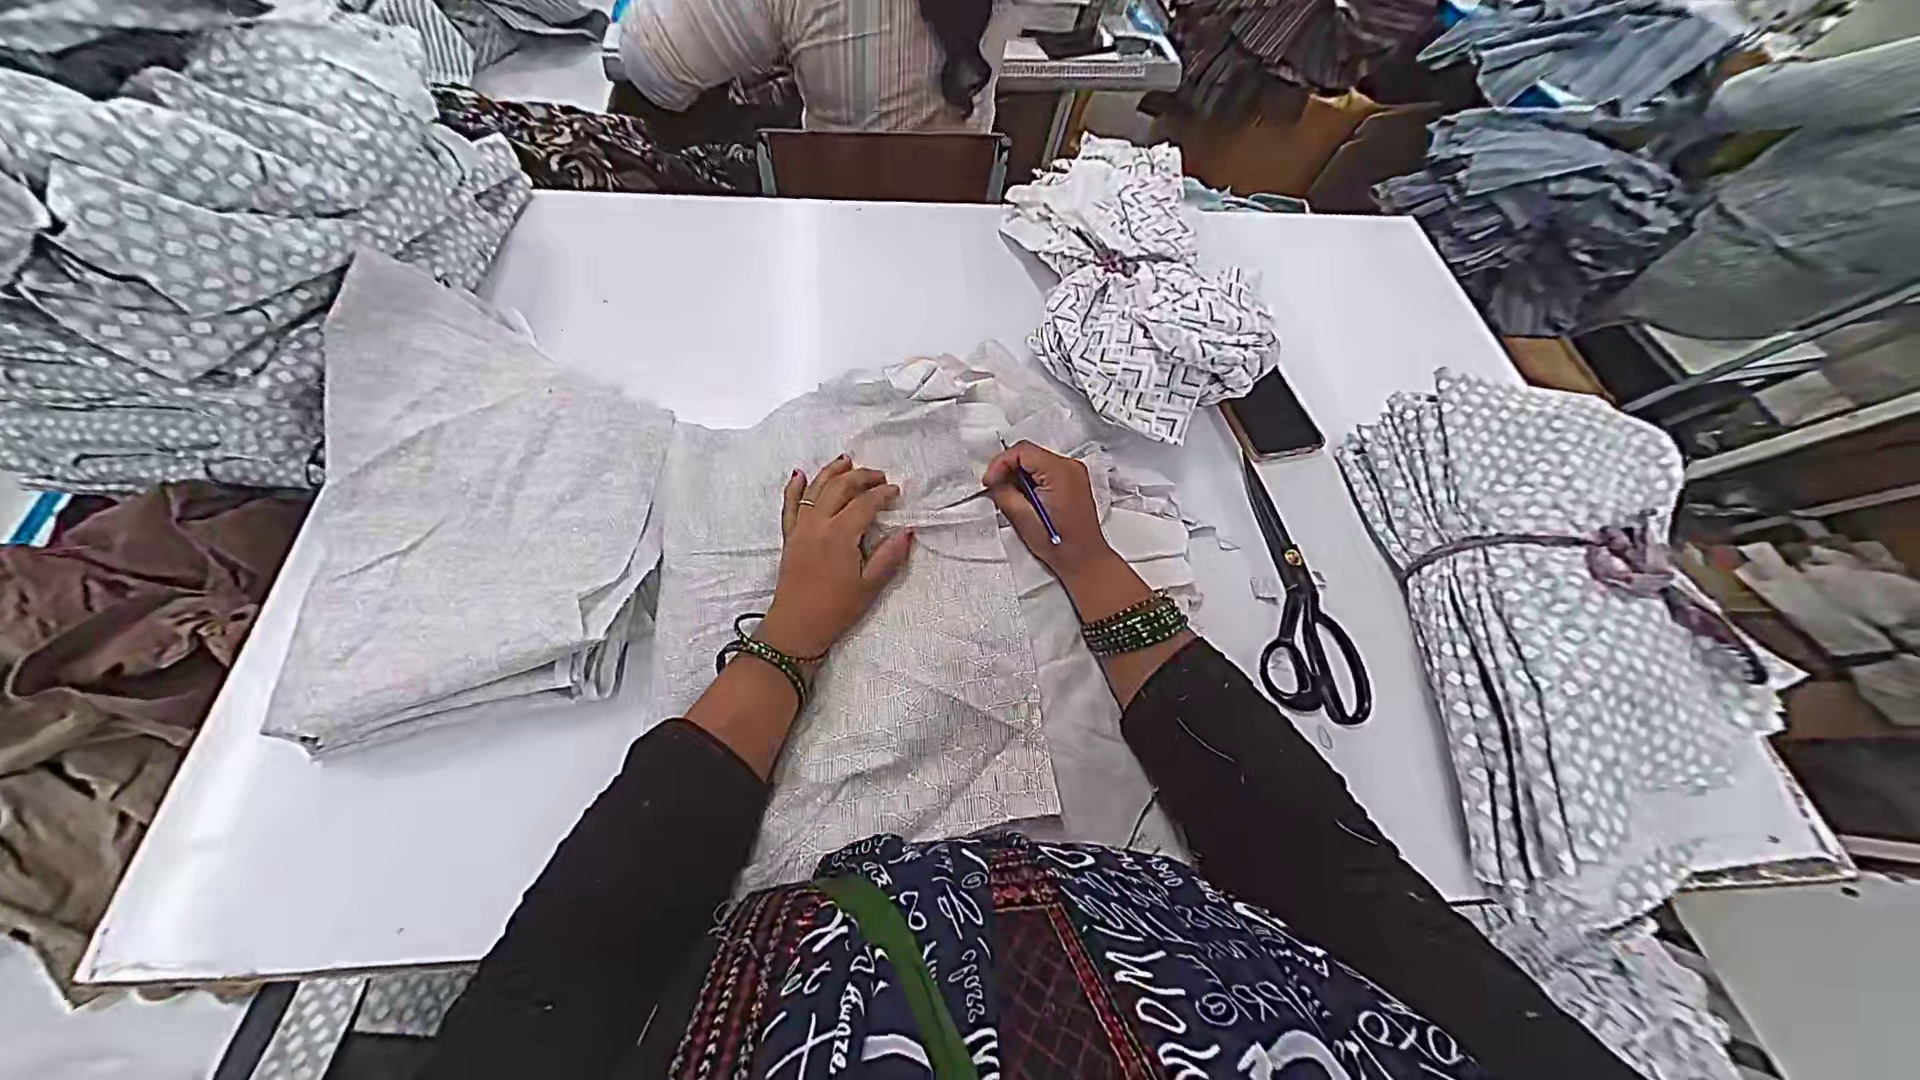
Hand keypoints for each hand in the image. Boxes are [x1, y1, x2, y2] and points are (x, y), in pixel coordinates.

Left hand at [757, 455, 914, 659]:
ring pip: (815, 489)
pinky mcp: (789, 536)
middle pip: (840, 488)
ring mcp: (800, 528)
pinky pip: (790, 505)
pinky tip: (800, 474)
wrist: (797, 626)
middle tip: (879, 476)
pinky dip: (795, 488)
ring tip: (846, 460)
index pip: (864, 503)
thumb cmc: (836, 608)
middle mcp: (818, 524)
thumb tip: (908, 531)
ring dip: (831, 472)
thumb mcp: (870, 584)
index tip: (896, 492)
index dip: (882, 494)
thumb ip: (890, 555)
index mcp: (840, 535)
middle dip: (861, 477)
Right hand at [984, 440, 1152, 622]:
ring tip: (1013, 499)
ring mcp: (1074, 474)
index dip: (1000, 463)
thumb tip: (995, 482)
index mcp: (1060, 472)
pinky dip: (1031, 482)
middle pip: (1029, 454)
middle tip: (996, 489)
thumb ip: (1005, 493)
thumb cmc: (1061, 545)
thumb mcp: (1024, 519)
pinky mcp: (1073, 482)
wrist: (1084, 560)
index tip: (990, 481)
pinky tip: (1026, 500)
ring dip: (1019, 477)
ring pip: (1036, 463)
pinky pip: (1045, 472)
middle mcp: (1070, 467)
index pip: (1022, 451)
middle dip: (1008, 470)